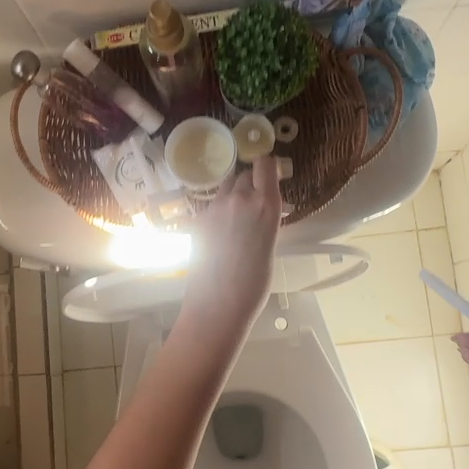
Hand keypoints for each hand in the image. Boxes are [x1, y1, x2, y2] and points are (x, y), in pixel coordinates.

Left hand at [181, 155, 280, 327]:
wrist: (218, 303)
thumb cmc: (254, 283)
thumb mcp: (269, 245)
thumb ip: (265, 220)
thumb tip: (262, 212)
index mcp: (266, 205)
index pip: (265, 164)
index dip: (267, 165)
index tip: (271, 173)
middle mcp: (240, 199)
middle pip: (245, 174)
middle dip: (250, 181)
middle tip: (254, 198)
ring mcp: (215, 207)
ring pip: (226, 187)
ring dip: (233, 193)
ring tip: (236, 215)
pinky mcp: (197, 219)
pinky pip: (211, 207)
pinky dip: (218, 212)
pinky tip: (219, 233)